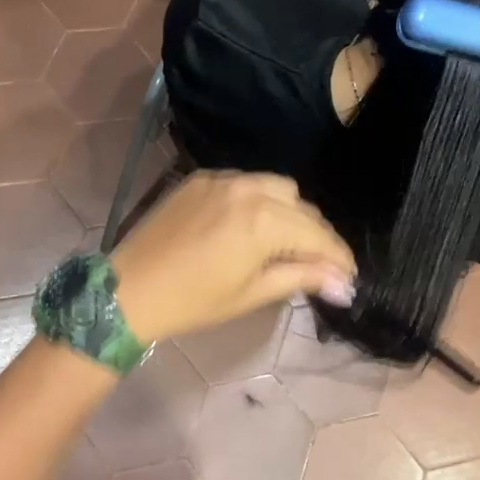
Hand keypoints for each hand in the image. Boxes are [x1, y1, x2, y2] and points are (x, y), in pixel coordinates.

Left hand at [109, 171, 355, 343]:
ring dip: (288, 211)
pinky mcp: (200, 178)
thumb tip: (344, 283)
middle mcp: (248, 188)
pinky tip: (250, 225)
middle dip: (314, 233)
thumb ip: (302, 277)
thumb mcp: (252, 293)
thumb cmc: (194, 301)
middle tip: (318, 264)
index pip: (317, 233)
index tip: (349, 276)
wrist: (130, 289)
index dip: (338, 256)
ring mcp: (222, 178)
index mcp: (264, 219)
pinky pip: (244, 182)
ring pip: (274, 186)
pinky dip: (257, 200)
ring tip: (285, 242)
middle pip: (300, 204)